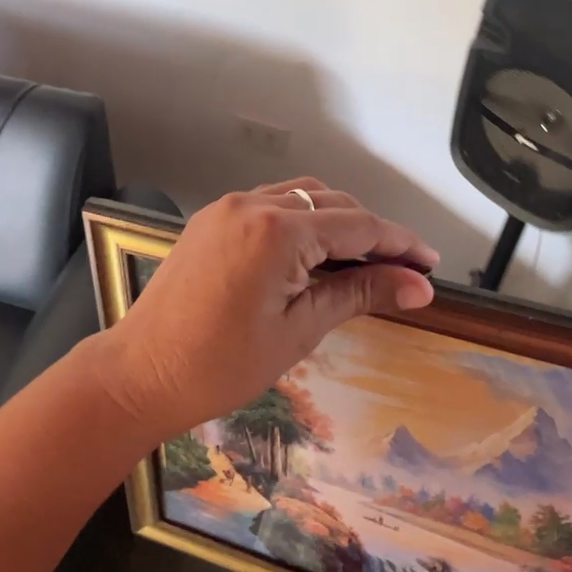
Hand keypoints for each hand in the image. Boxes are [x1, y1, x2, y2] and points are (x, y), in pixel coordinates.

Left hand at [92, 178, 437, 440]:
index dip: (401, 244)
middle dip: (372, 232)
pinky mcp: (211, 220)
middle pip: (332, 204)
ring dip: (337, 221)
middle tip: (403, 269)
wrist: (140, 373)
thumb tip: (419, 285)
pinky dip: (302, 221)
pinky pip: (271, 205)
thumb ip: (360, 294)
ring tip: (365, 261)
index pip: (358, 226)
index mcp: (277, 230)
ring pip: (301, 197)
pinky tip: (315, 253)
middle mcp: (253, 204)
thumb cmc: (221, 365)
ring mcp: (227, 208)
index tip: (431, 265)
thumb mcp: (299, 330)